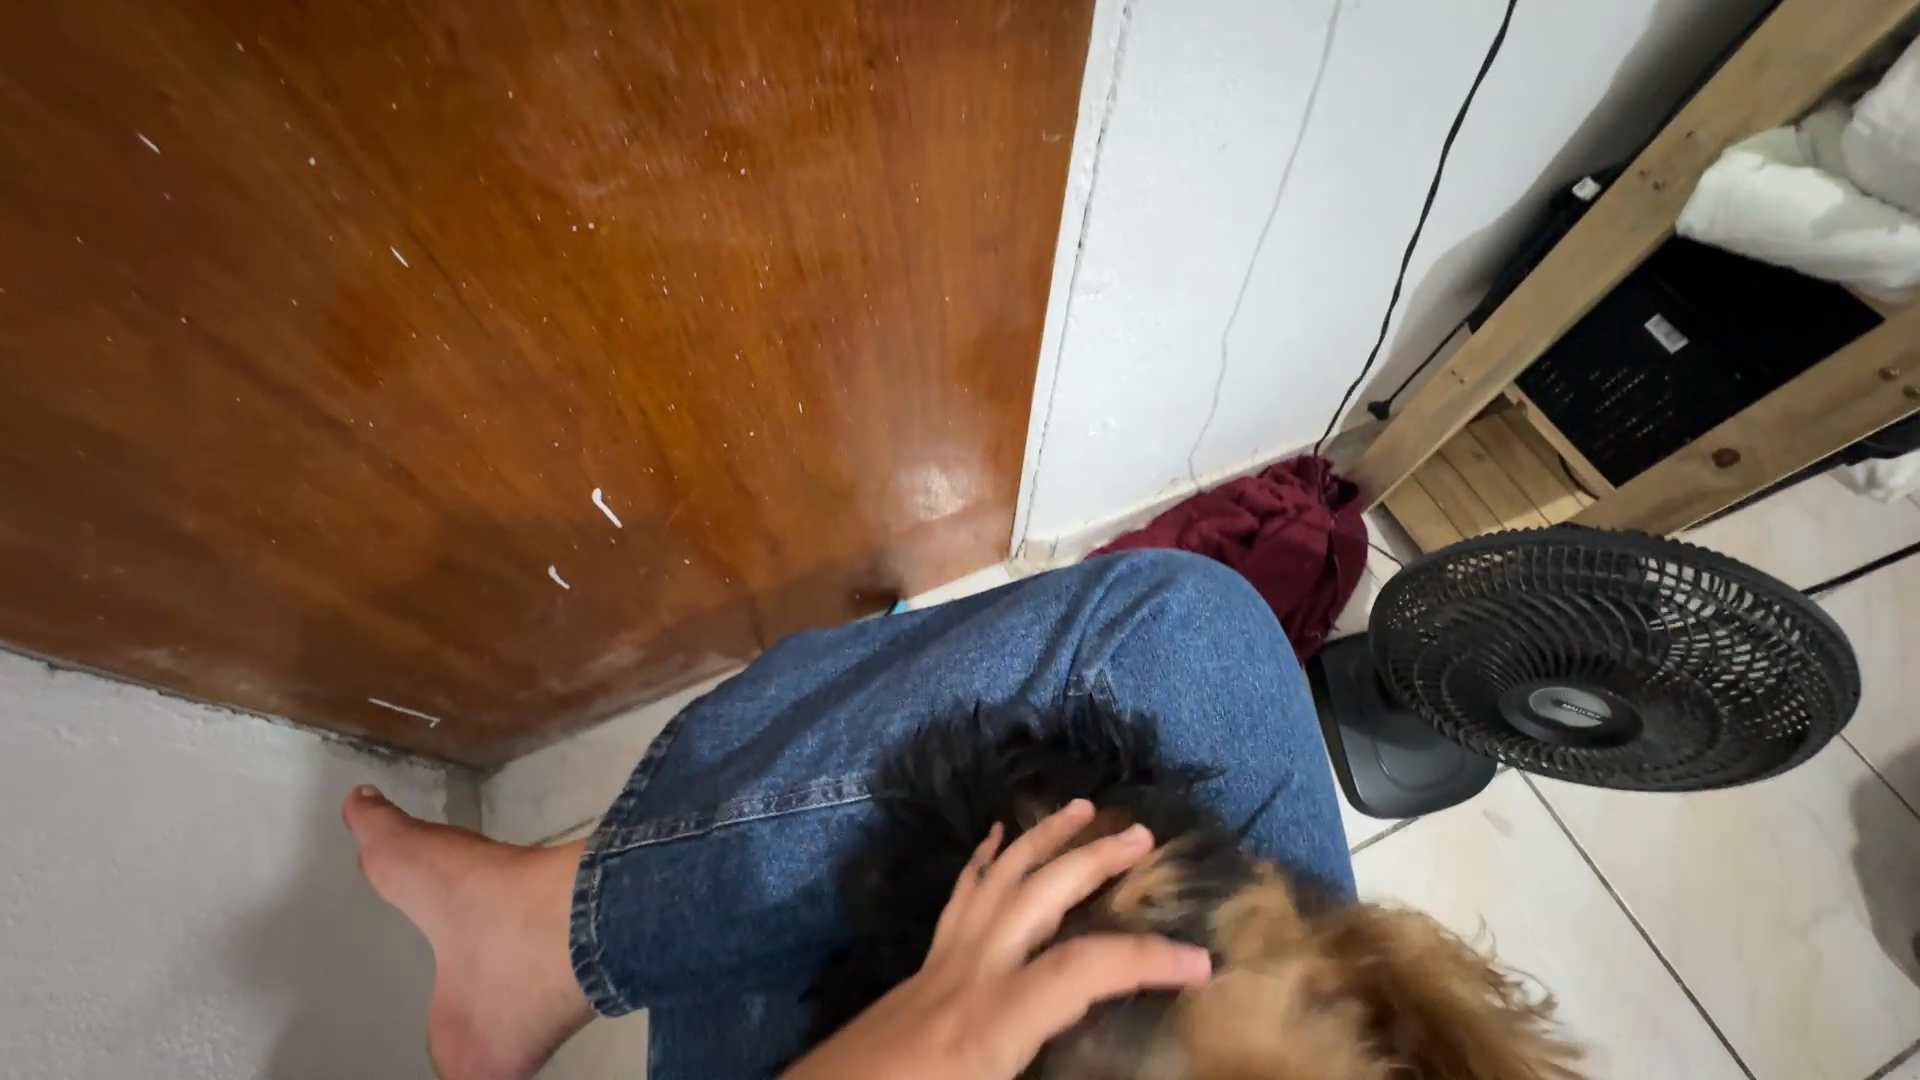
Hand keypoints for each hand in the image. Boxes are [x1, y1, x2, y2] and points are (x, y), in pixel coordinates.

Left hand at [783, 799, 1212, 1079]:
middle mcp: (970, 974)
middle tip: (1140, 833)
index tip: (1200, 960)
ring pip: (997, 877)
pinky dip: (985, 859)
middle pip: (1038, 895)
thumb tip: (1102, 1055)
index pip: (1081, 972)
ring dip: (1041, 838)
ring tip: (1078, 807)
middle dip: (1091, 858)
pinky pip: (959, 894)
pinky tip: (998, 836)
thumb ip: (1052, 1066)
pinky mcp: (923, 964)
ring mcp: (941, 961)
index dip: (1144, 960)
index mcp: (992, 1023)